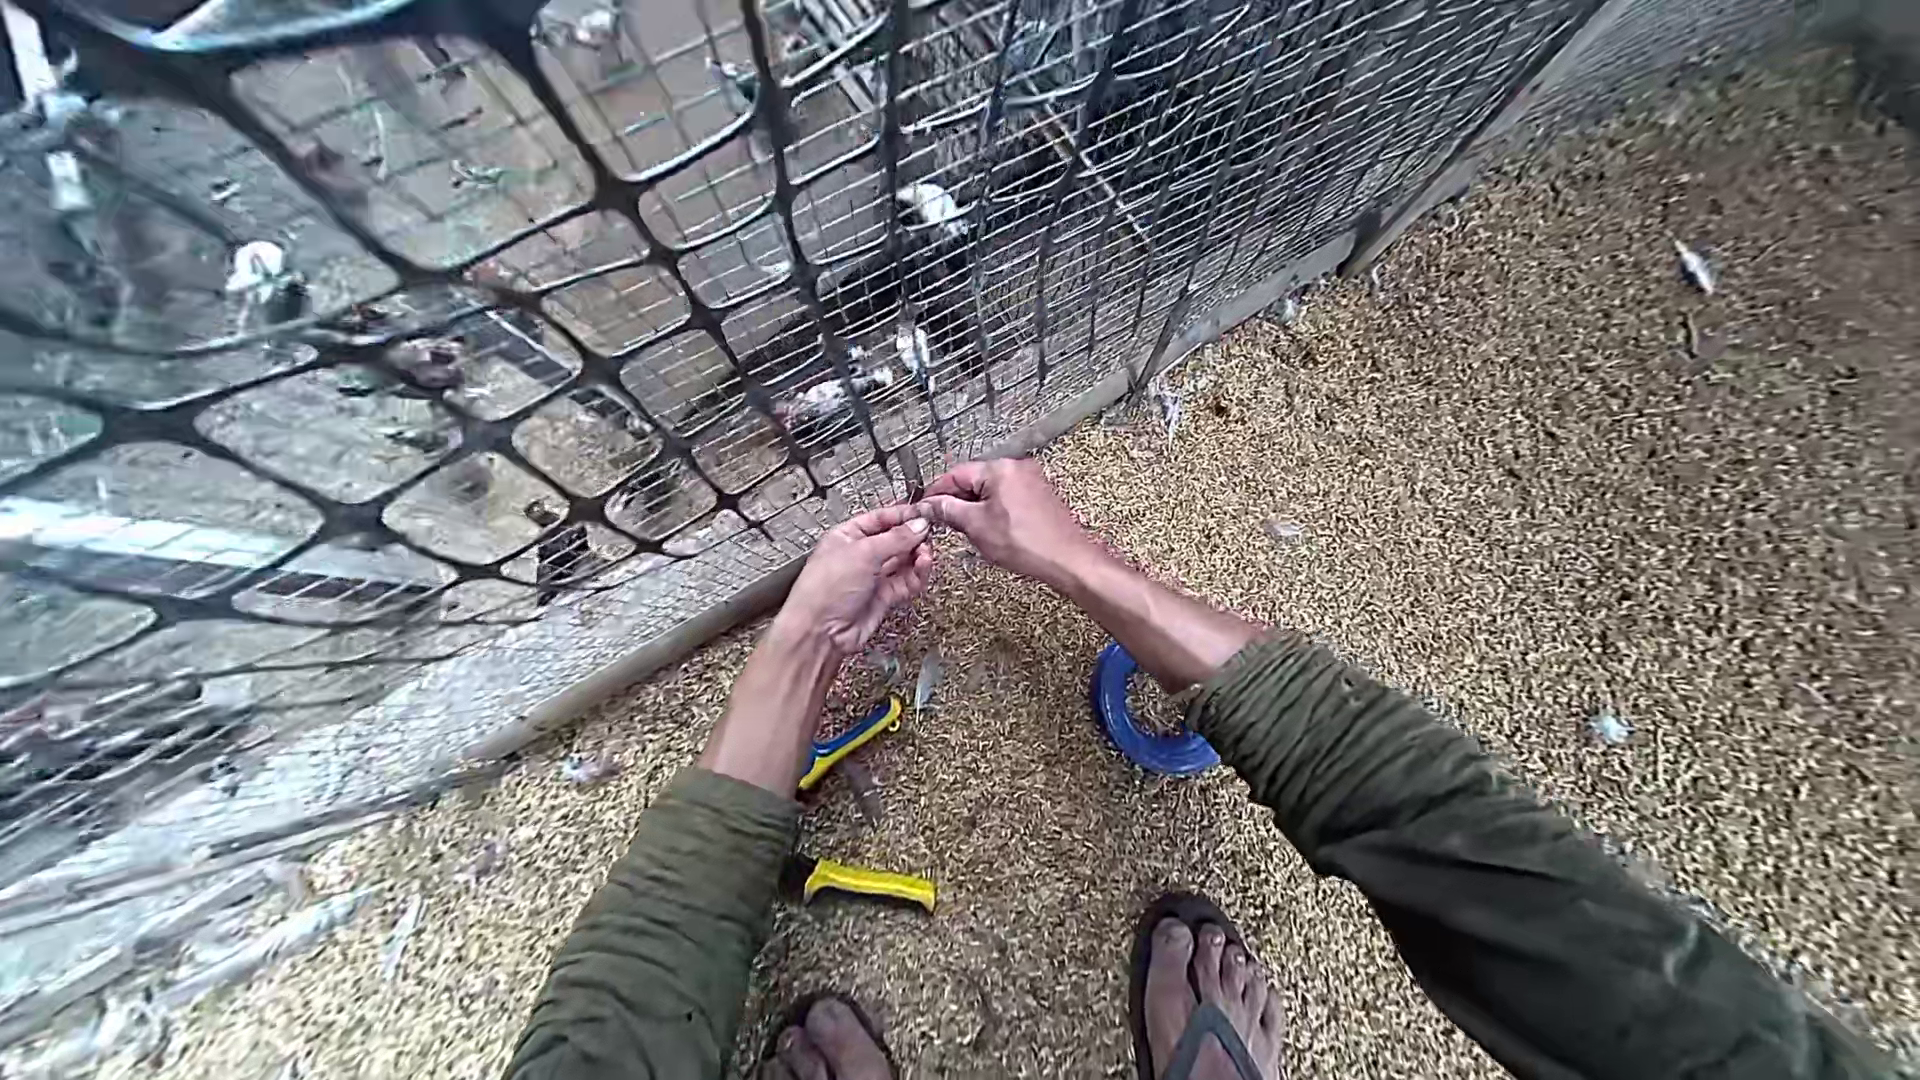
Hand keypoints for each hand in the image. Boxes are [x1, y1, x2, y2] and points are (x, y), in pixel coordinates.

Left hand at [777, 503, 932, 655]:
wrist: (821, 632)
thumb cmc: (824, 590)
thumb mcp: (864, 552)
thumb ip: (896, 538)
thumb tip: (918, 525)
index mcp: (848, 536)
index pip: (880, 518)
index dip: (902, 515)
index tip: (923, 514)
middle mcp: (861, 555)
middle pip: (895, 539)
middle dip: (913, 537)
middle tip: (928, 535)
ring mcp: (873, 576)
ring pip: (904, 561)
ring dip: (918, 555)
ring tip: (926, 553)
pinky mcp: (883, 596)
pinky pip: (906, 581)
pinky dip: (917, 574)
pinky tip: (923, 566)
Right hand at [915, 458, 1095, 586]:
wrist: (1067, 560)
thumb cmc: (1029, 543)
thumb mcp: (976, 526)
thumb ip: (948, 510)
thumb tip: (930, 504)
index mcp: (1000, 469)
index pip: (956, 473)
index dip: (936, 492)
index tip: (926, 507)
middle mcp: (1017, 468)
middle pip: (974, 480)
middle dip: (956, 501)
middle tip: (943, 522)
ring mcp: (1030, 481)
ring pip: (990, 490)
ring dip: (975, 507)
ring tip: (969, 530)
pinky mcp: (1038, 496)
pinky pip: (1007, 498)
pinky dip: (994, 511)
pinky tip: (991, 530)